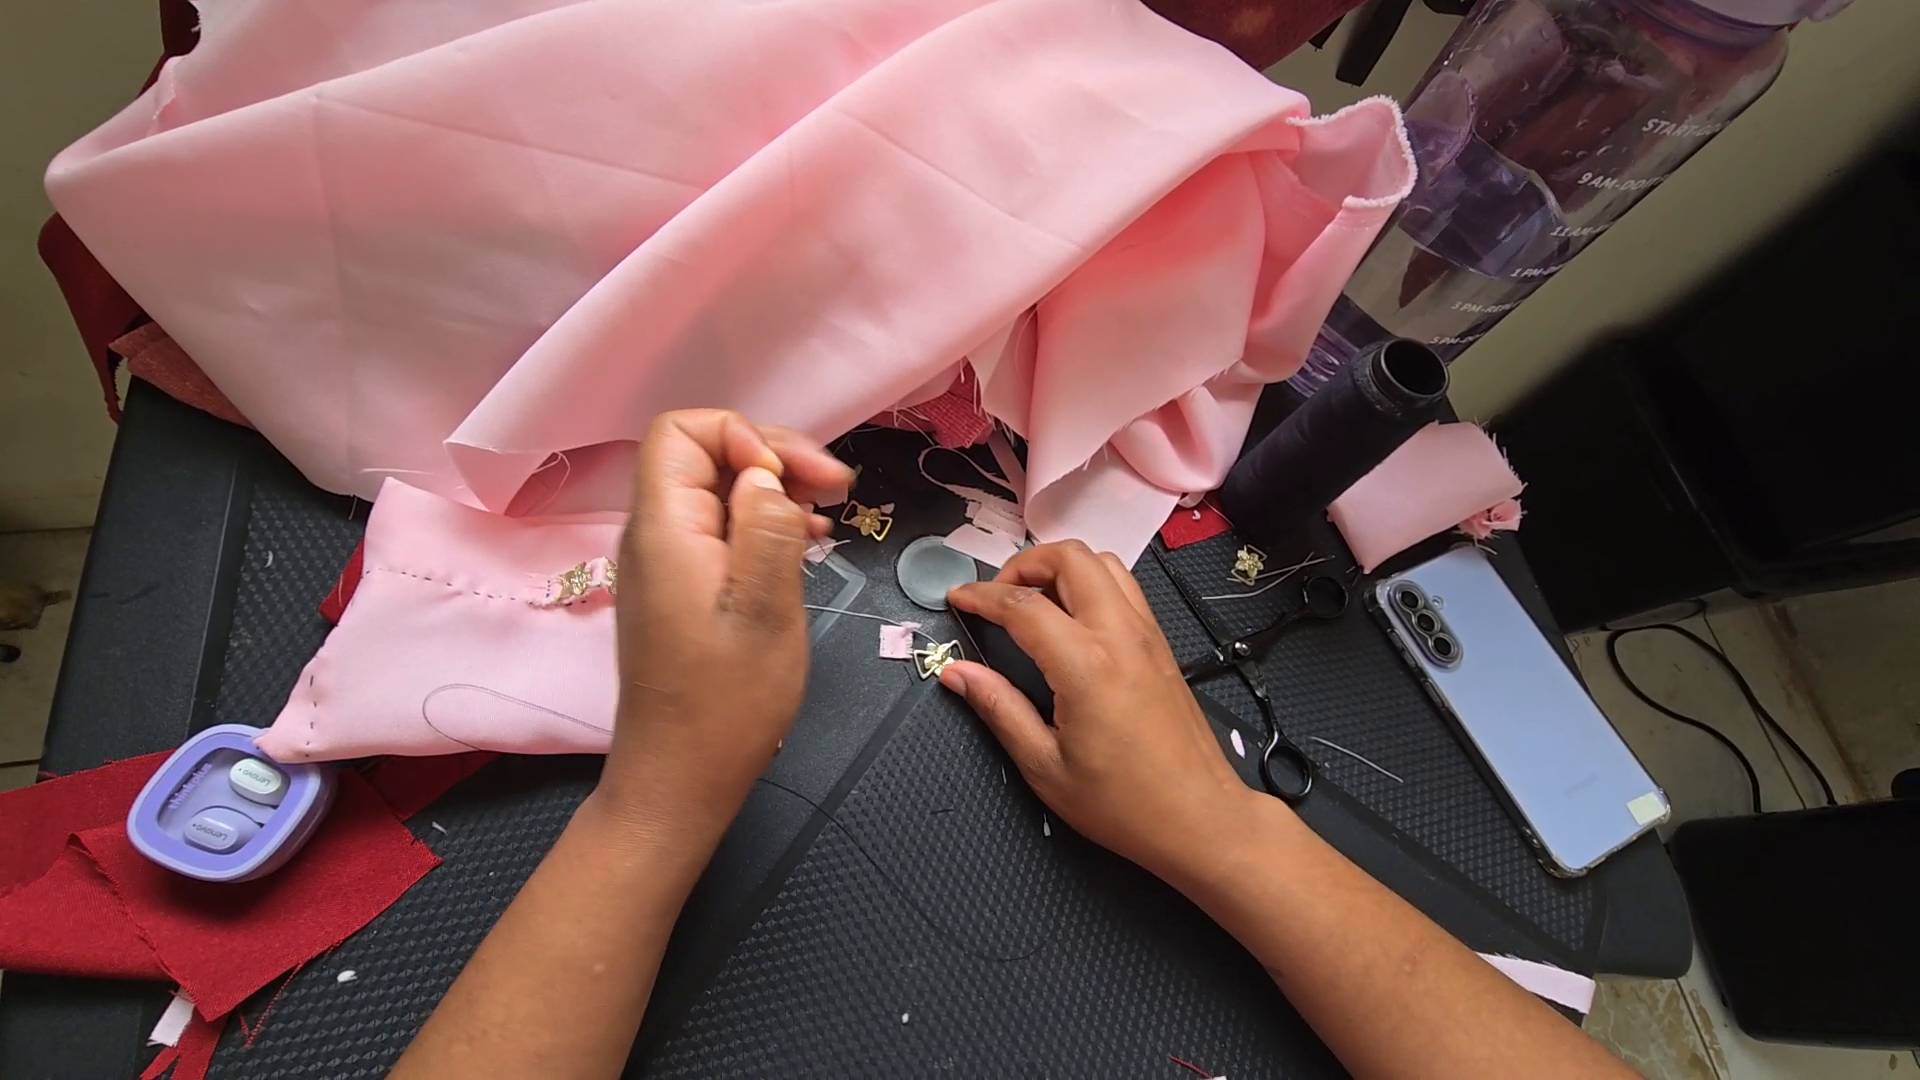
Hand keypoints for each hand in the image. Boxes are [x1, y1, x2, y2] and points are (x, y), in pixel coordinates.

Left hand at [598, 410, 853, 847]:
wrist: (683, 777)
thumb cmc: (729, 701)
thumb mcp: (765, 610)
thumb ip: (766, 529)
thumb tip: (764, 475)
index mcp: (666, 530)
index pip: (683, 432)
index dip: (744, 436)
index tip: (796, 478)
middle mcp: (657, 536)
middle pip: (706, 456)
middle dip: (774, 457)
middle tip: (837, 487)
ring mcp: (670, 563)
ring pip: (720, 492)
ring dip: (777, 489)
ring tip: (831, 510)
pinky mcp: (685, 588)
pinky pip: (724, 530)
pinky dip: (766, 523)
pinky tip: (808, 540)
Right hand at [941, 541, 1261, 885]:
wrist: (1200, 818)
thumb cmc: (1124, 804)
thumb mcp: (1044, 765)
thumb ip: (998, 707)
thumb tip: (958, 674)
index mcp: (1086, 665)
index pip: (1023, 604)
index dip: (981, 596)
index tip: (958, 599)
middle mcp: (1120, 635)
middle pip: (1070, 557)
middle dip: (1023, 564)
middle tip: (998, 596)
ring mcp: (1146, 634)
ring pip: (1102, 561)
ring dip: (1060, 567)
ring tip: (1033, 600)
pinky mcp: (1160, 643)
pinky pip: (1123, 585)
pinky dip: (1090, 581)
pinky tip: (1071, 616)